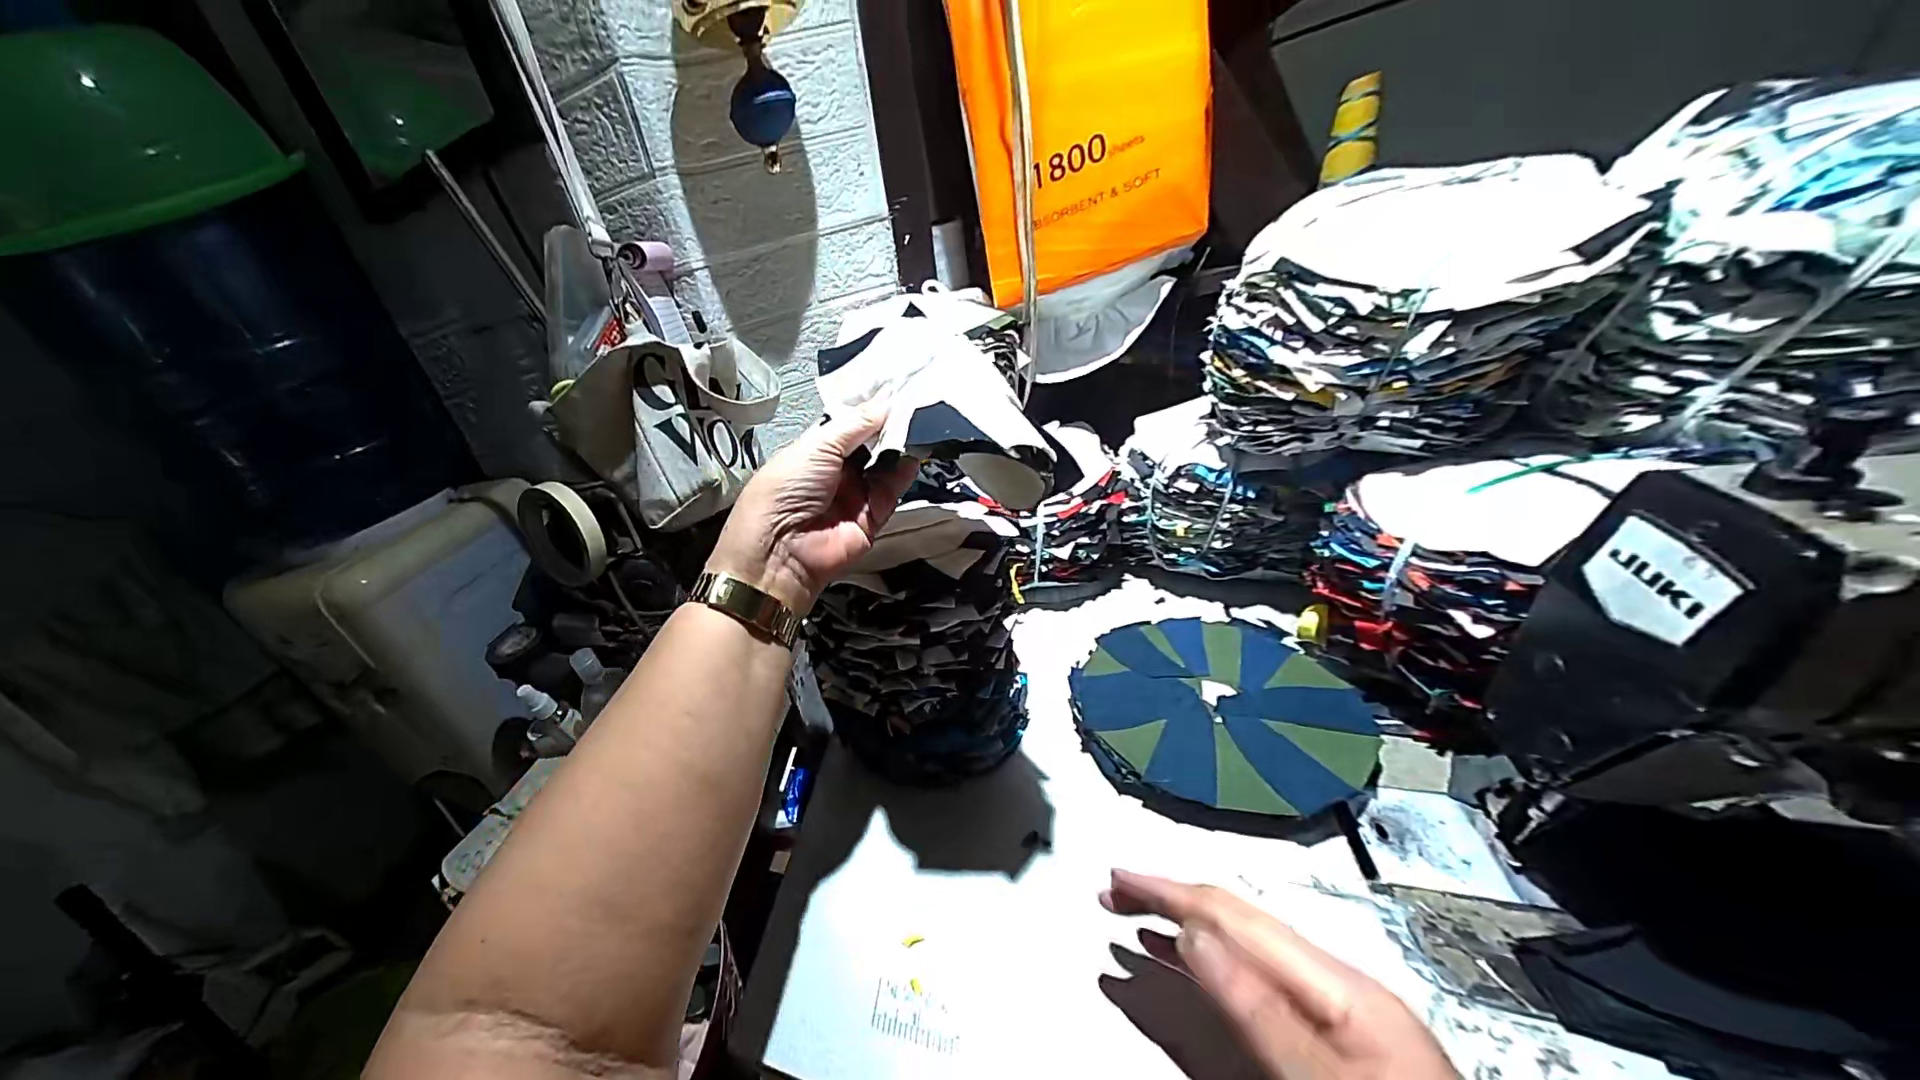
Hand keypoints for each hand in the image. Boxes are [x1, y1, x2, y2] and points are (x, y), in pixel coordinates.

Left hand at [706, 405, 917, 617]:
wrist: (782, 552)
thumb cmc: (786, 490)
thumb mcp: (816, 447)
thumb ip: (855, 425)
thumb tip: (886, 403)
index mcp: (814, 450)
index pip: (848, 425)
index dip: (869, 410)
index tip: (894, 390)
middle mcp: (836, 470)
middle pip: (870, 443)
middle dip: (889, 425)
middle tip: (913, 403)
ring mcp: (856, 493)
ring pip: (885, 464)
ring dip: (900, 445)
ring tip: (919, 423)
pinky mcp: (873, 515)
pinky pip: (893, 489)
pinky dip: (904, 472)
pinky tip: (914, 452)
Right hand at [1102, 870, 1458, 1079]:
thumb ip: (1258, 1008)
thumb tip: (1192, 932)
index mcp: (1335, 984)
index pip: (1235, 915)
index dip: (1170, 892)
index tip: (1120, 879)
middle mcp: (1332, 981)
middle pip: (1236, 918)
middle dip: (1169, 899)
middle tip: (1111, 893)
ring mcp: (1331, 1005)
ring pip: (1240, 943)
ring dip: (1181, 924)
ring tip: (1131, 918)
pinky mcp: (1326, 1032)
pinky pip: (1252, 976)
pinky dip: (1208, 960)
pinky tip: (1182, 959)